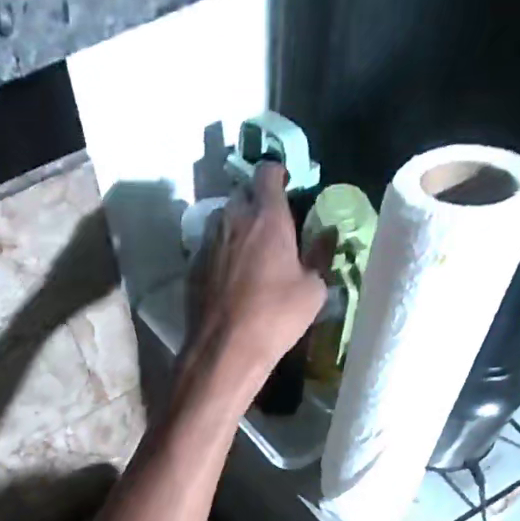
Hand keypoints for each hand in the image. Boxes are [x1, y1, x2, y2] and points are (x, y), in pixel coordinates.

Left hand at [189, 163, 328, 385]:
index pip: (268, 172)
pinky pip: (210, 246)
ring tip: (252, 251)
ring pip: (223, 219)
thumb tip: (327, 235)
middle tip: (273, 225)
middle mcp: (233, 219)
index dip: (278, 174)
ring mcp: (208, 241)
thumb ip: (320, 255)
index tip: (288, 186)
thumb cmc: (276, 315)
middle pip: (243, 194)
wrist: (226, 348)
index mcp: (267, 217)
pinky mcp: (193, 264)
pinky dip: (222, 251)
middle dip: (257, 202)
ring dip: (238, 226)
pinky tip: (231, 276)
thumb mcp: (313, 290)